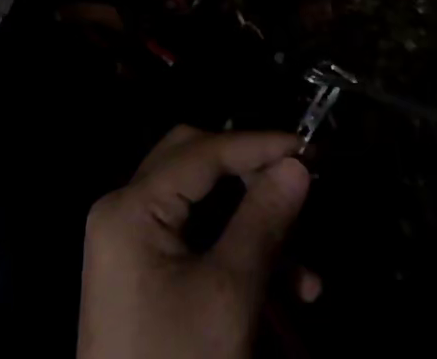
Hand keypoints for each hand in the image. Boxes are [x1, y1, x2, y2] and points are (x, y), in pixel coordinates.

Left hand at [78, 125, 312, 358]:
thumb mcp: (230, 293)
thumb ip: (265, 218)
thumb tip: (297, 164)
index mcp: (132, 208)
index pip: (206, 149)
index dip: (260, 144)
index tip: (311, 148)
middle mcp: (126, 212)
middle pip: (200, 163)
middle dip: (253, 175)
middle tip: (295, 182)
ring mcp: (133, 242)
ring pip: (206, 205)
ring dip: (256, 226)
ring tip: (304, 275)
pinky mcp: (146, 270)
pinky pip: (200, 239)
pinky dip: (240, 252)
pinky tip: (288, 292)